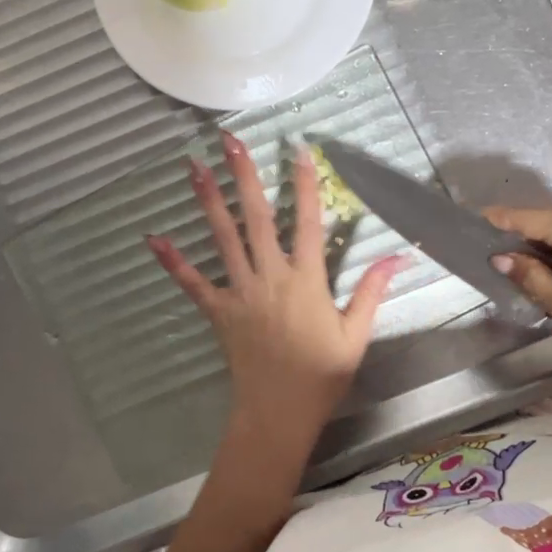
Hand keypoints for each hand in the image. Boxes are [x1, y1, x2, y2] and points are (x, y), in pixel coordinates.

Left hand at [149, 132, 404, 440]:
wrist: (279, 411)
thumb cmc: (321, 375)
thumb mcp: (356, 336)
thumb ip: (371, 292)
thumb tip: (398, 256)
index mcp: (308, 280)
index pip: (309, 222)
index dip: (305, 184)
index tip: (298, 150)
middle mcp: (272, 276)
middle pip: (257, 217)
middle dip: (244, 176)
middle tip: (229, 140)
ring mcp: (241, 292)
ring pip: (223, 238)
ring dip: (209, 201)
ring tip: (193, 167)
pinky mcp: (219, 311)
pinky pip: (193, 283)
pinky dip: (173, 262)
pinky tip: (153, 238)